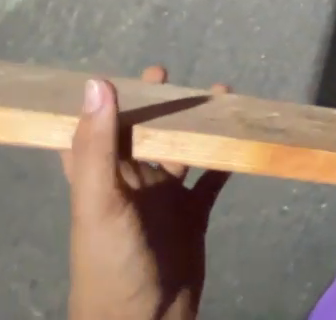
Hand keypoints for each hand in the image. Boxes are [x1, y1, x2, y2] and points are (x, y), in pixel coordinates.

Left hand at [63, 67, 229, 319]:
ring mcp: (164, 199)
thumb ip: (99, 145)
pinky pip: (212, 176)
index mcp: (100, 181)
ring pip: (181, 149)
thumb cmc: (112, 263)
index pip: (92, 133)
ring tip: (220, 92)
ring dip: (197, 123)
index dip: (98, 105)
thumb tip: (96, 82)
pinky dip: (226, 154)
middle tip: (167, 72)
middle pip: (143, 134)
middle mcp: (131, 185)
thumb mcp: (101, 203)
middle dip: (154, 105)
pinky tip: (243, 132)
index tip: (109, 72)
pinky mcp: (193, 214)